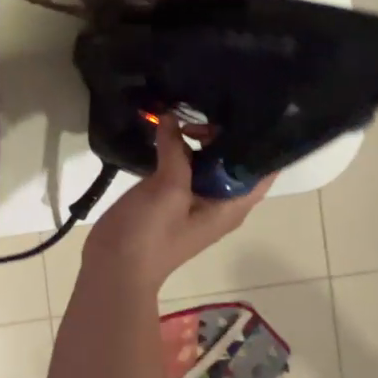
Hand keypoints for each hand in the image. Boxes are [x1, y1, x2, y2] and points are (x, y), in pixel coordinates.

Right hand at [81, 120, 274, 291]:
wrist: (115, 267)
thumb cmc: (149, 234)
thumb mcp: (167, 191)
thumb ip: (175, 153)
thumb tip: (171, 118)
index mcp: (232, 204)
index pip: (262, 167)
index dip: (258, 139)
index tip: (243, 110)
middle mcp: (221, 202)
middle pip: (233, 161)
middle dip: (220, 135)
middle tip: (195, 111)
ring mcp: (194, 201)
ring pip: (206, 164)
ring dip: (195, 141)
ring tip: (176, 115)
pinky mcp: (170, 200)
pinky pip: (182, 170)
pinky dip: (175, 152)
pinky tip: (160, 134)